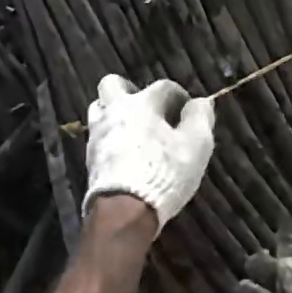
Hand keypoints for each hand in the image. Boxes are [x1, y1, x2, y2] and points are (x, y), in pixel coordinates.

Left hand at [83, 75, 215, 226]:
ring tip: (133, 130)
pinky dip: (110, 136)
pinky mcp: (89, 155)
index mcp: (142, 103)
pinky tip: (123, 151)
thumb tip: (201, 102)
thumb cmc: (165, 172)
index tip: (187, 112)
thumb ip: (200, 119)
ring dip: (114, 112)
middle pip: (113, 84)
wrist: (124, 208)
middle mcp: (115, 111)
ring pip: (100, 108)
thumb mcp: (196, 145)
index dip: (178, 95)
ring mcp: (97, 132)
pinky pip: (98, 135)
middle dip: (130, 90)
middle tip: (148, 109)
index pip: (162, 86)